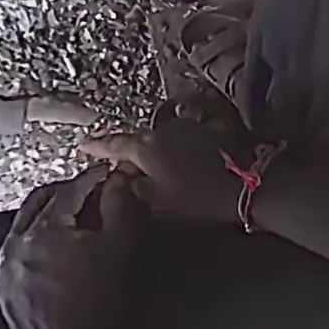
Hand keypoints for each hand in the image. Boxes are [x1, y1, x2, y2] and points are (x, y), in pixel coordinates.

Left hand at [0, 165, 144, 328]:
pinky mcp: (7, 293)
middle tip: (92, 189)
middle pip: (39, 202)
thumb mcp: (122, 245)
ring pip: (26, 226)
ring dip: (51, 215)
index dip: (92, 177)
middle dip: (67, 190)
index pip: (69, 189)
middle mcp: (15, 246)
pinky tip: (63, 251)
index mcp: (41, 231)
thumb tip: (117, 181)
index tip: (108, 173)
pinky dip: (42, 241)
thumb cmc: (101, 304)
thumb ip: (120, 205)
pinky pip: (21, 252)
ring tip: (79, 218)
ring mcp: (7, 271)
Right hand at [78, 111, 247, 225]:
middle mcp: (163, 130)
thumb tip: (121, 178)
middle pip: (136, 140)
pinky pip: (178, 139)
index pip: (113, 144)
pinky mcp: (205, 131)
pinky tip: (173, 163)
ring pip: (158, 138)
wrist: (244, 185)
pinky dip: (170, 149)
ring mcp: (186, 127)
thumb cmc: (198, 198)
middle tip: (117, 168)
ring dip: (149, 152)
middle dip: (125, 153)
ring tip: (146, 170)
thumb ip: (133, 187)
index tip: (84, 147)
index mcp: (146, 147)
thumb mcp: (158, 200)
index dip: (96, 147)